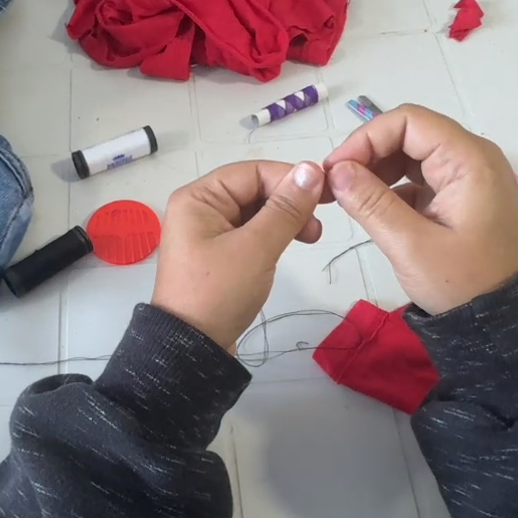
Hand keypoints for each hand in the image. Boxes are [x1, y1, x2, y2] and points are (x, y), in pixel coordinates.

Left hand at [152, 160, 324, 350]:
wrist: (192, 348)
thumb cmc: (219, 292)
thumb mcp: (256, 248)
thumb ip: (285, 208)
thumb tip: (312, 169)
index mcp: (198, 198)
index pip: (253, 171)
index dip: (290, 179)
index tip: (325, 197)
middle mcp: (198, 208)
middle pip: (254, 189)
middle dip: (289, 202)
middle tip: (316, 227)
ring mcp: (207, 232)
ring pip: (255, 211)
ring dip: (284, 219)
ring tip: (309, 238)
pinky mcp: (217, 254)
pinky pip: (249, 232)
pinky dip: (272, 235)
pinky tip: (289, 245)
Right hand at [323, 105, 517, 314]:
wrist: (501, 322)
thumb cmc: (461, 283)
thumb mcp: (410, 245)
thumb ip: (370, 203)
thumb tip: (334, 170)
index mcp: (468, 160)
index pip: (408, 121)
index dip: (365, 138)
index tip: (334, 169)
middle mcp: (471, 157)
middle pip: (409, 133)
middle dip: (367, 153)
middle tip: (333, 184)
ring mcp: (467, 176)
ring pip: (411, 154)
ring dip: (375, 169)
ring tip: (345, 196)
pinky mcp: (459, 196)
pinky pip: (418, 176)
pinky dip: (390, 186)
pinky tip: (369, 208)